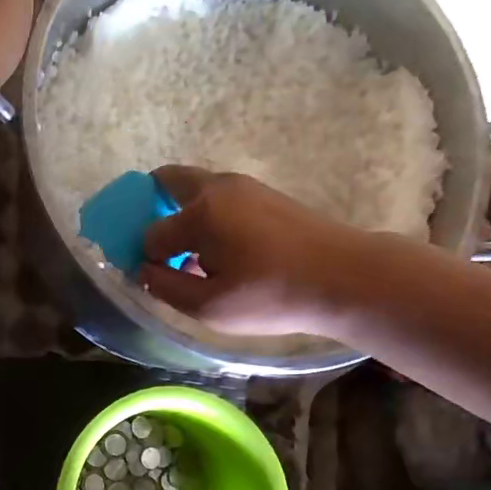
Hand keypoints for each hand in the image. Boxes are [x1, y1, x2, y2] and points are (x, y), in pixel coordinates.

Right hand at [140, 165, 377, 336]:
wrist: (346, 278)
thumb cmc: (272, 295)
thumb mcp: (208, 306)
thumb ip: (165, 287)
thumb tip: (144, 269)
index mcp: (200, 211)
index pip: (151, 233)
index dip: (147, 259)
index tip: (158, 281)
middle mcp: (218, 187)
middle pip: (168, 183)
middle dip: (154, 212)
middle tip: (161, 251)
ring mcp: (246, 186)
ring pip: (197, 191)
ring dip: (184, 217)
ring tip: (196, 259)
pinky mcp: (267, 196)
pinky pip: (221, 199)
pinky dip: (209, 219)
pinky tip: (226, 254)